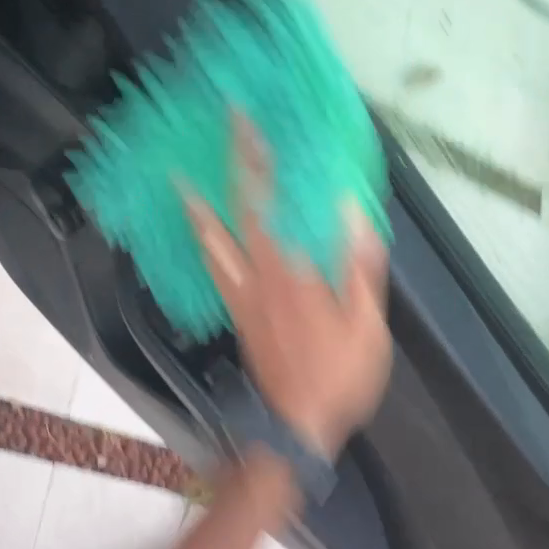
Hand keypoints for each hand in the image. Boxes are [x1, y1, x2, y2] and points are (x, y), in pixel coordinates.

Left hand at [183, 117, 391, 457]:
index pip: (266, 205)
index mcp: (289, 274)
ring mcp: (242, 299)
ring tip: (183, 183)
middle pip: (231, 216)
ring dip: (197, 211)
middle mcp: (257, 279)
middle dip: (223, 171)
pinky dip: (207, 244)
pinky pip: (216, 271)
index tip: (243, 121)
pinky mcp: (239, 318)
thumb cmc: (337, 378)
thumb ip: (358, 267)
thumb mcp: (366, 326)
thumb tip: (350, 210)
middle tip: (209, 139)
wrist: (296, 426)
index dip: (253, 160)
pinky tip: (206, 236)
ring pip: (212, 246)